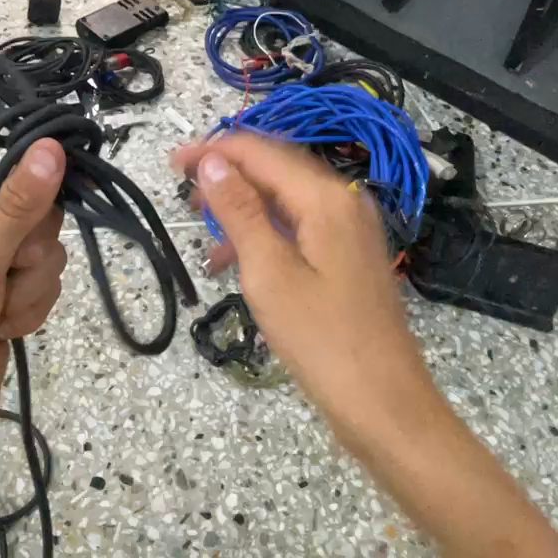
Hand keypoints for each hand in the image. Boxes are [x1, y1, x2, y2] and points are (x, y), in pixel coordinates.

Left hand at [0, 139, 67, 557]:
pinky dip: (30, 313)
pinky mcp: (5, 305)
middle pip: (41, 221)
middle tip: (1, 282)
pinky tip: (4, 334)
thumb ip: (20, 205)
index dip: (36, 204)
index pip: (18, 180)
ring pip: (47, 259)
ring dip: (30, 292)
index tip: (34, 235)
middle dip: (31, 258)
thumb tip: (53, 145)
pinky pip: (42, 290)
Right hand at [171, 133, 429, 444]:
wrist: (386, 407)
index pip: (260, 152)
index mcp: (325, 198)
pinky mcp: (348, 254)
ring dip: (242, 204)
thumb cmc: (321, 340)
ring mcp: (350, 228)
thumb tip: (212, 161)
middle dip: (227, 172)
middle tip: (181, 189)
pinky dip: (264, 230)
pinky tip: (233, 258)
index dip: (213, 151)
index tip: (172, 163)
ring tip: (201, 225)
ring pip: (285, 196)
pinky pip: (298, 224)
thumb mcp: (268, 273)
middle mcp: (343, 200)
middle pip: (275, 167)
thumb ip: (239, 211)